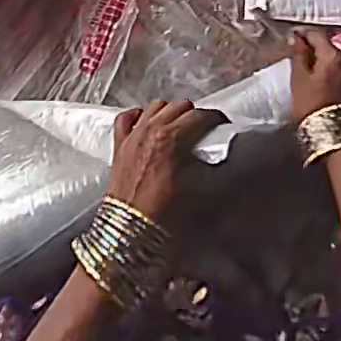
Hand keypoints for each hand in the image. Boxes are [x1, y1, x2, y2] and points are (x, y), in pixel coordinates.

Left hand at [106, 101, 224, 218]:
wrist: (128, 233)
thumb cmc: (161, 216)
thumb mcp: (196, 192)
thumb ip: (208, 170)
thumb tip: (217, 160)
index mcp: (171, 139)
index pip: (200, 116)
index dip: (215, 118)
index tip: (221, 124)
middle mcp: (150, 131)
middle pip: (179, 107)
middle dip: (194, 114)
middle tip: (203, 127)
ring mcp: (133, 136)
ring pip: (155, 107)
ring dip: (170, 112)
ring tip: (179, 124)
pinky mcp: (119, 145)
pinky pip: (126, 118)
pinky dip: (138, 116)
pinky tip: (146, 122)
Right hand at [289, 28, 340, 122]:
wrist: (333, 132)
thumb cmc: (311, 103)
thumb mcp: (299, 77)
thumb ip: (298, 54)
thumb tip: (295, 37)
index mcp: (333, 54)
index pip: (317, 34)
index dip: (302, 33)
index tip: (291, 37)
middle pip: (327, 44)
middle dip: (312, 44)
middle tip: (296, 50)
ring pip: (333, 56)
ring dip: (320, 56)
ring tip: (305, 63)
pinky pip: (338, 67)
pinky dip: (327, 66)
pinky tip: (317, 74)